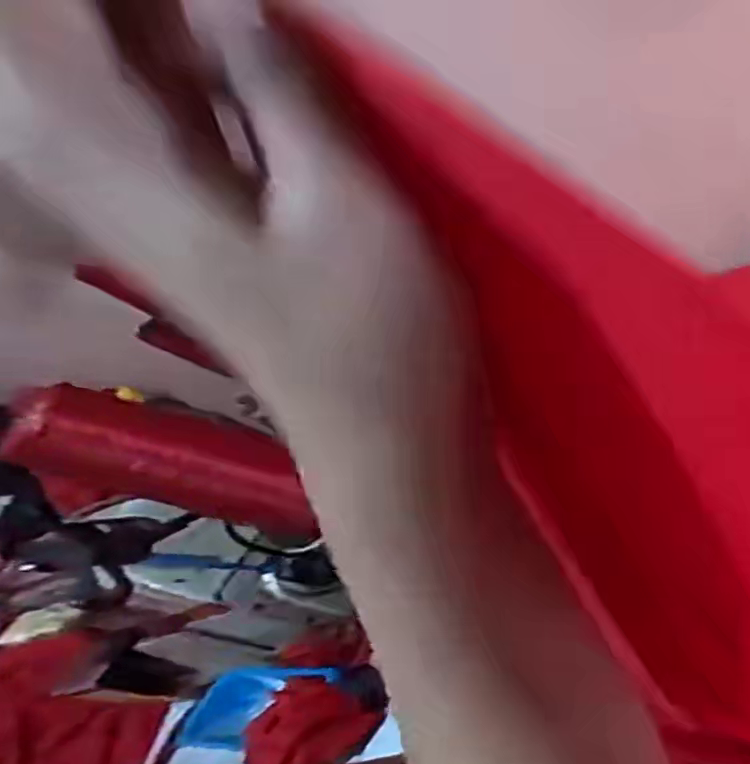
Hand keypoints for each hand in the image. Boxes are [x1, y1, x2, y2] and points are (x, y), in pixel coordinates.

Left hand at [0, 1, 458, 413]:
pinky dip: (217, 74)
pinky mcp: (179, 200)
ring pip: (131, 50)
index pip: (62, 1)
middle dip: (194, 20)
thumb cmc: (377, 339)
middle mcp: (66, 135)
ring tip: (290, 58)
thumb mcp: (353, 211)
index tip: (271, 20)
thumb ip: (287, 91)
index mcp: (81, 127)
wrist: (387, 435)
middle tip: (289, 40)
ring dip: (207, 40)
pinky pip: (169, 96)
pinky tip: (281, 89)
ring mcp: (122, 171)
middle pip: (86, 22)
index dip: (185, 6)